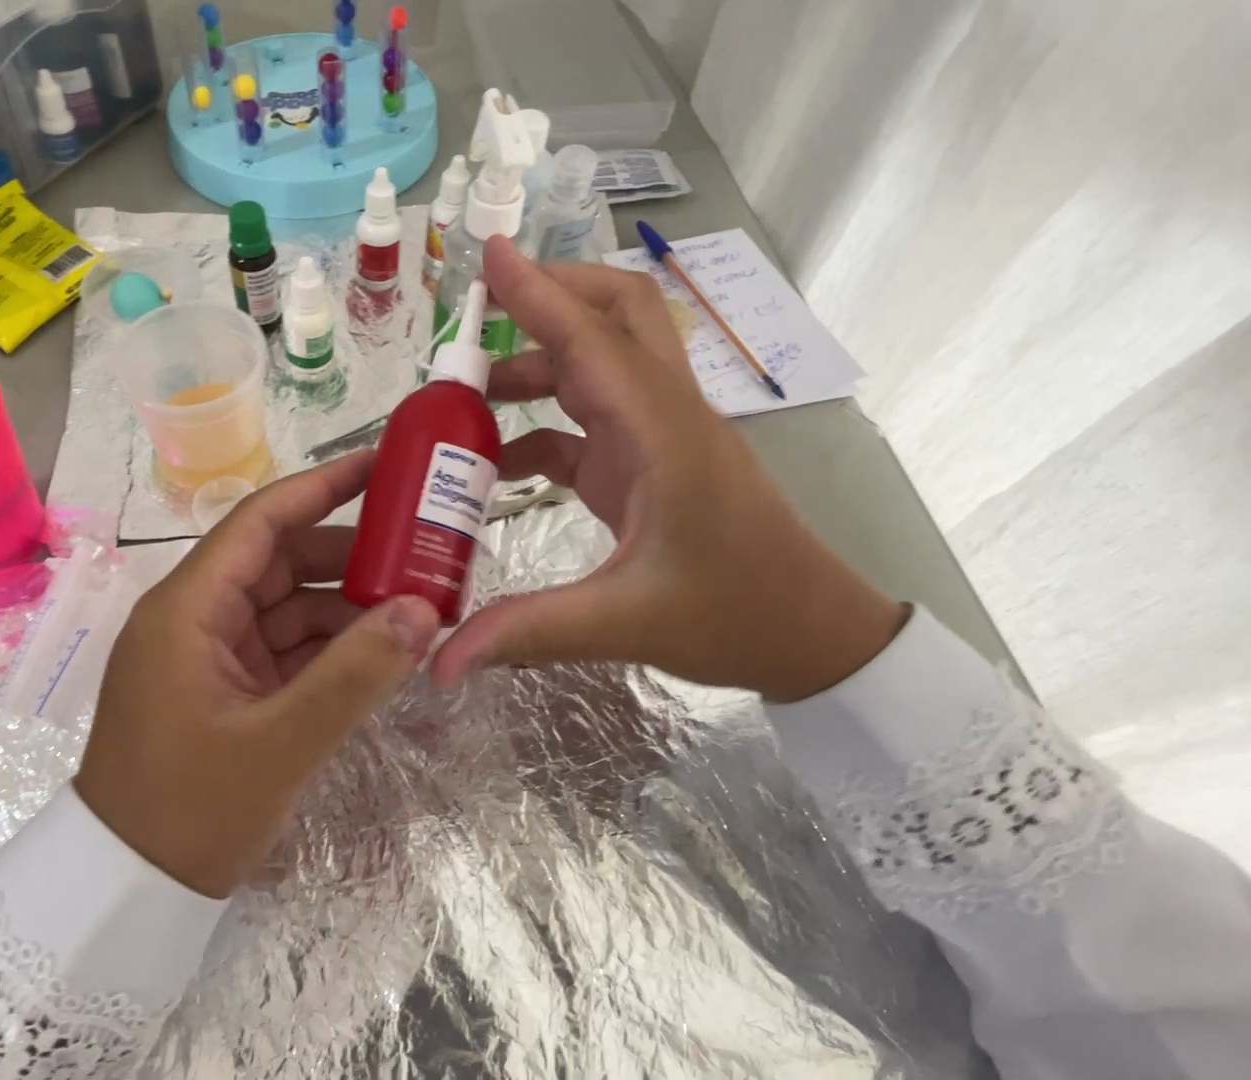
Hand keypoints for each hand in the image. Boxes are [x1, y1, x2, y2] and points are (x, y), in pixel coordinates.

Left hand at [75, 452, 440, 898]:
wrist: (128, 886)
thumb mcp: (282, 742)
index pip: (260, 522)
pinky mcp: (223, 688)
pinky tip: (381, 651)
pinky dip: (329, 648)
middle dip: (351, 557)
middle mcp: (195, 617)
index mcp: (188, 608)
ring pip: (287, 607)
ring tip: (417, 607)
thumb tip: (423, 611)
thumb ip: (356, 674)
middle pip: (280, 562)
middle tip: (423, 554)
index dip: (322, 488)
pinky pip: (284, 649)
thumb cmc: (191, 810)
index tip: (383, 466)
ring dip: (346, 607)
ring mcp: (209, 654)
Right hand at [431, 236, 906, 700]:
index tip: (488, 254)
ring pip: (599, 365)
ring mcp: (659, 438)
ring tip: (464, 392)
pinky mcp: (650, 466)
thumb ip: (528, 632)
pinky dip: (540, 424)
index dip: (538, 296)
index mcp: (665, 434)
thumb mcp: (625, 625)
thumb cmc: (737, 617)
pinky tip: (497, 459)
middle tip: (479, 314)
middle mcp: (664, 417)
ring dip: (536, 364)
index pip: (594, 342)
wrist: (813, 635)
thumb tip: (436, 660)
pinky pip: (588, 422)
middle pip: (616, 317)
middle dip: (550, 299)